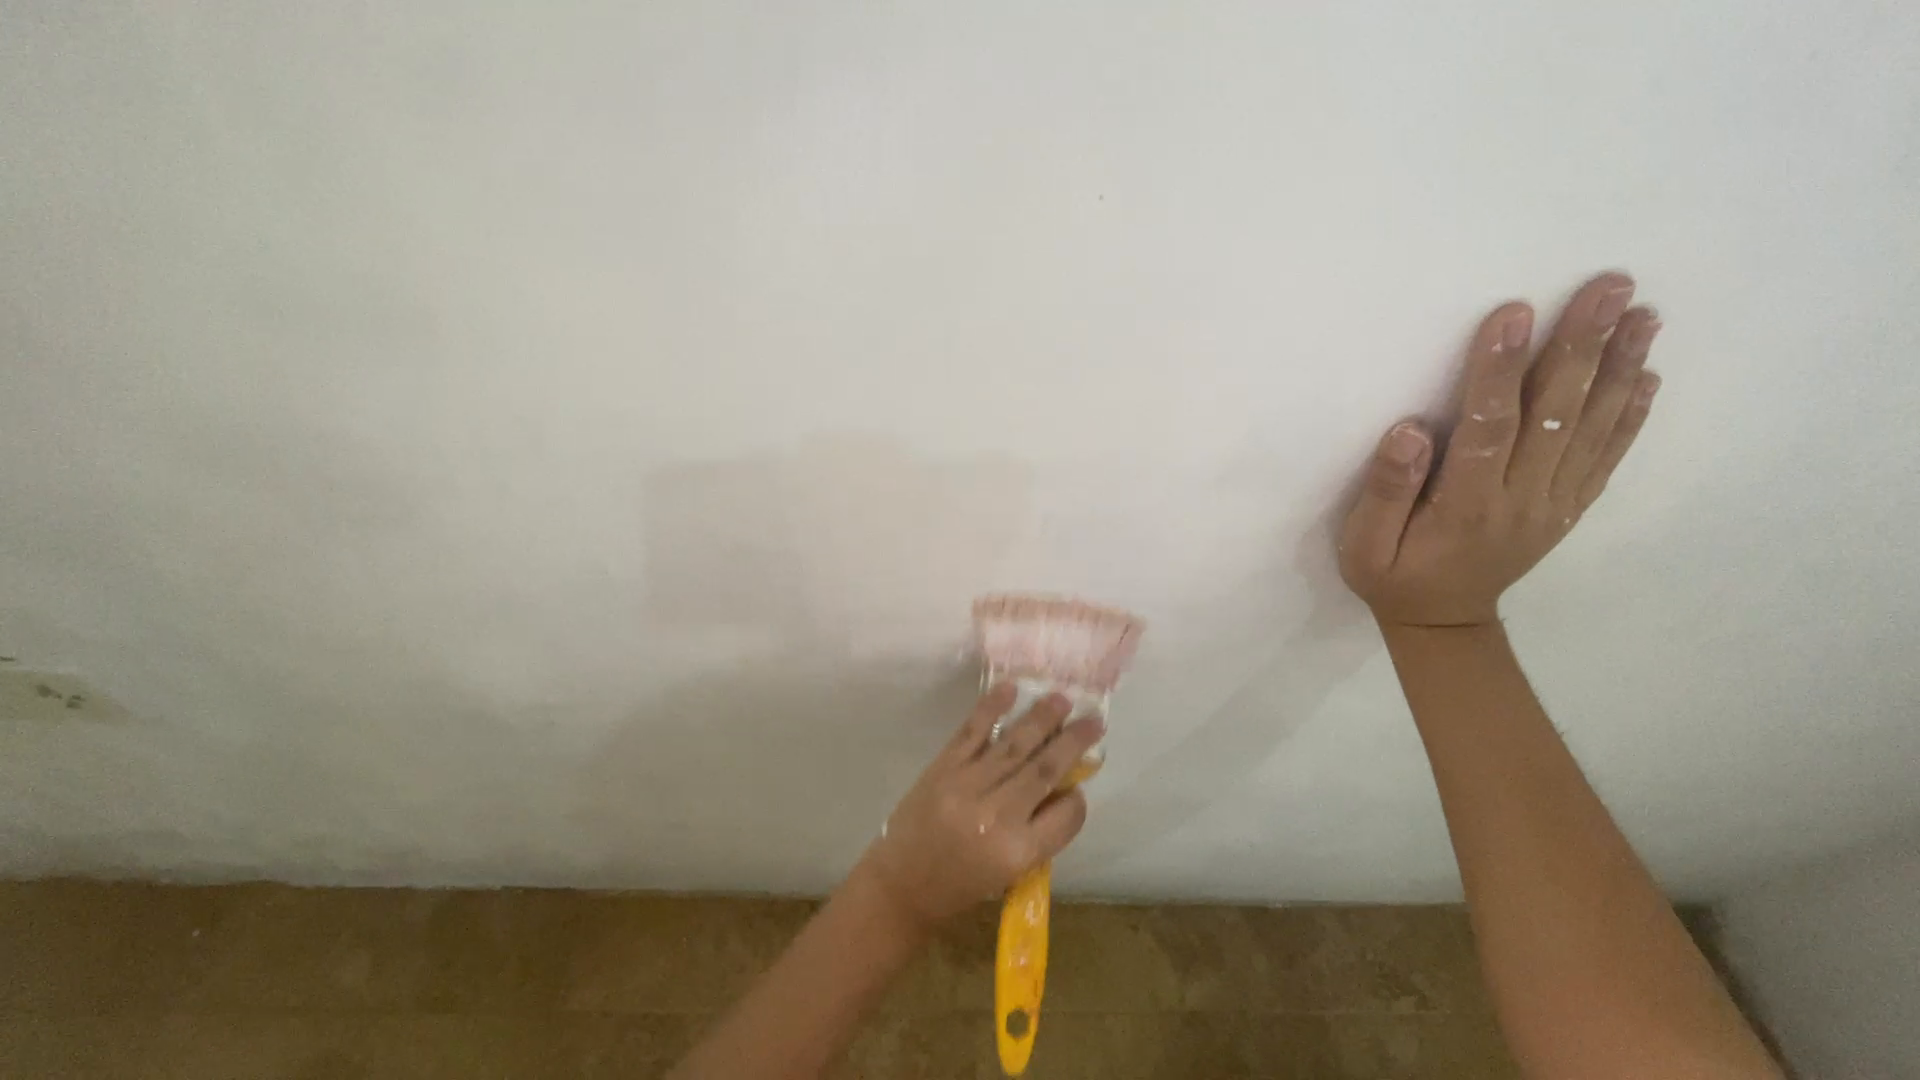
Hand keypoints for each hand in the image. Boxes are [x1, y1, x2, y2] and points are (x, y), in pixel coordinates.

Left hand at [856, 683, 1102, 929]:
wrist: (901, 883)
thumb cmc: (961, 885)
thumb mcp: (1009, 873)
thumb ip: (1039, 834)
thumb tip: (1065, 790)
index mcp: (1017, 851)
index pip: (1066, 815)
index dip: (1078, 799)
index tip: (1080, 784)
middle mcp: (996, 817)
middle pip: (1044, 770)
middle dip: (1072, 742)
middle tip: (1094, 720)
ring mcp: (966, 787)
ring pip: (1013, 745)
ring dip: (1040, 719)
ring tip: (1062, 698)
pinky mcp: (942, 769)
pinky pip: (971, 733)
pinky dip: (991, 709)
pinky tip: (1010, 689)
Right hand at [1340, 271, 1662, 626]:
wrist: (1444, 623)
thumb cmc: (1393, 578)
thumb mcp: (1364, 545)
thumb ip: (1386, 490)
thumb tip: (1410, 430)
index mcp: (1466, 506)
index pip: (1488, 428)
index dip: (1498, 370)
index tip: (1514, 313)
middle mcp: (1521, 499)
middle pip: (1555, 415)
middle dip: (1581, 347)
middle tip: (1610, 287)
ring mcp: (1552, 504)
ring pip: (1591, 429)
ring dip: (1618, 368)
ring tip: (1643, 314)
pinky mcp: (1567, 507)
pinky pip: (1606, 457)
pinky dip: (1630, 415)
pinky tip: (1646, 375)